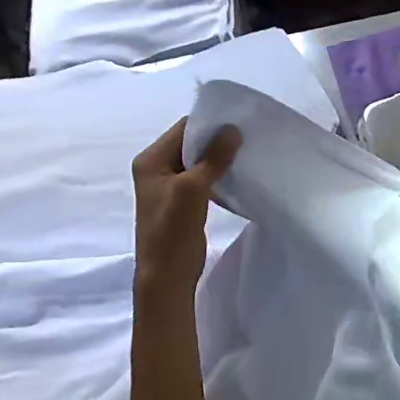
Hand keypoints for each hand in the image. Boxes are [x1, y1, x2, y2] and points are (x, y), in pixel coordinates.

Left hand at [132, 118, 240, 290]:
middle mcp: (157, 168)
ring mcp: (170, 186)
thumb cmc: (172, 230)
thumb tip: (232, 130)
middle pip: (191, 144)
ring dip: (220, 159)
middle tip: (248, 139)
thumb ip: (212, 159)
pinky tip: (238, 177)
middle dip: (217, 141)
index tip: (240, 124)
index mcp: (150, 160)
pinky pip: (203, 179)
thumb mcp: (192, 189)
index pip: (183, 129)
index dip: (210, 125)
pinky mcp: (183, 201)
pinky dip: (219, 176)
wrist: (167, 275)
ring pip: (199, 162)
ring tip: (247, 155)